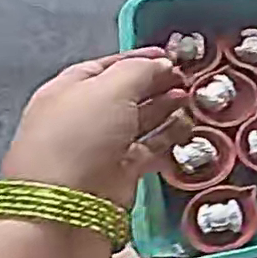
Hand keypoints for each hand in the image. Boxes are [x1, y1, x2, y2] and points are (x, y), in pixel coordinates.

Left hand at [0, 48, 190, 206]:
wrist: (67, 201)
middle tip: (185, 78)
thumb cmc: (80, 136)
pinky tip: (186, 126)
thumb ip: (140, 70)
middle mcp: (86, 116)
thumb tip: (162, 64)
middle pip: (127, 93)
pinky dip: (169, 137)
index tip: (170, 56)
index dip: (140, 59)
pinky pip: (150, 148)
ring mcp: (104, 145)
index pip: (108, 65)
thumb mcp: (110, 88)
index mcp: (70, 89)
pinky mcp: (121, 171)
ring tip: (190, 99)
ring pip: (141, 120)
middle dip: (156, 83)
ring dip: (166, 108)